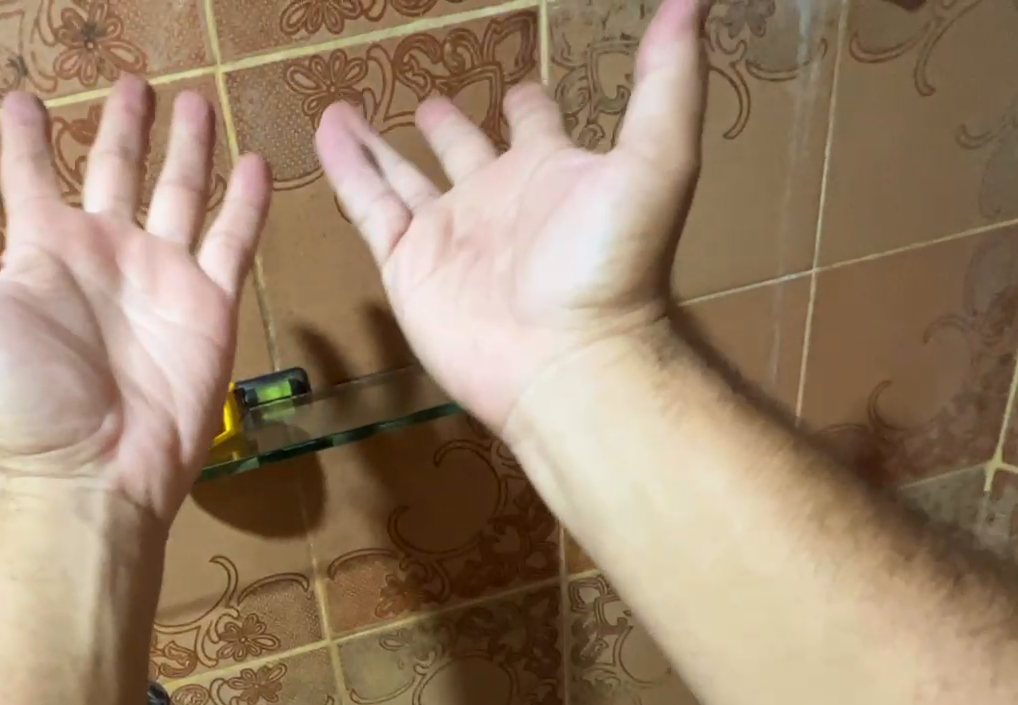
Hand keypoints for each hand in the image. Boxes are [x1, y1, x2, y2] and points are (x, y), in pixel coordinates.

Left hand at [0, 79, 270, 521]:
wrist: (92, 477)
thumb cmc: (15, 404)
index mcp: (41, 251)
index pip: (32, 175)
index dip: (26, 137)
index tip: (25, 98)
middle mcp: (104, 255)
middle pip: (117, 171)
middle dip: (126, 126)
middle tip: (135, 83)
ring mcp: (162, 278)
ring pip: (181, 194)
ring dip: (189, 150)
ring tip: (198, 100)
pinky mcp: (210, 306)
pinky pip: (233, 242)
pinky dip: (246, 204)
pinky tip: (255, 163)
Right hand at [313, 0, 706, 434]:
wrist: (558, 356)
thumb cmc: (608, 264)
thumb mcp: (655, 160)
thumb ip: (665, 83)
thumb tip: (690, 0)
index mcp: (547, 173)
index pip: (532, 128)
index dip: (526, 106)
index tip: (517, 88)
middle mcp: (492, 201)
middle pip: (460, 153)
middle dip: (448, 127)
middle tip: (430, 102)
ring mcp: (444, 236)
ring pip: (401, 178)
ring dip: (376, 146)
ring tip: (345, 113)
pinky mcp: (406, 265)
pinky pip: (368, 210)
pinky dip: (346, 173)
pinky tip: (328, 134)